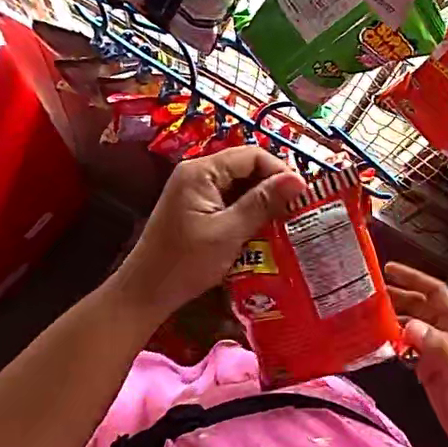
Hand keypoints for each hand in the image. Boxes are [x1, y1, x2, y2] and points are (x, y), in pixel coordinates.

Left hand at [111, 147, 305, 320]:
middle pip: (245, 166)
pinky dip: (247, 211)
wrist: (145, 292)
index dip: (279, 171)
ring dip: (261, 200)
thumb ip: (262, 203)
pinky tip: (262, 229)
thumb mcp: (229, 232)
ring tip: (285, 221)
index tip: (301, 195)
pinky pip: (229, 199)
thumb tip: (299, 179)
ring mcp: (194, 190)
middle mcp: (197, 172)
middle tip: (297, 210)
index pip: (251, 155)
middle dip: (272, 186)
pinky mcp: (195, 207)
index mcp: (201, 171)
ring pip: (239, 184)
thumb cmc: (185, 263)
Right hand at [387, 263, 447, 446]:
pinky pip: (409, 349)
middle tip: (371, 292)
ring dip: (393, 318)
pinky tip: (380, 342)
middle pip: (422, 306)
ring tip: (369, 314)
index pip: (437, 294)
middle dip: (398, 295)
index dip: (414, 279)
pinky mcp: (431, 372)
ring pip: (413, 326)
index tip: (390, 270)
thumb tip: (410, 325)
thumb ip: (439, 349)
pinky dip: (394, 342)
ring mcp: (440, 355)